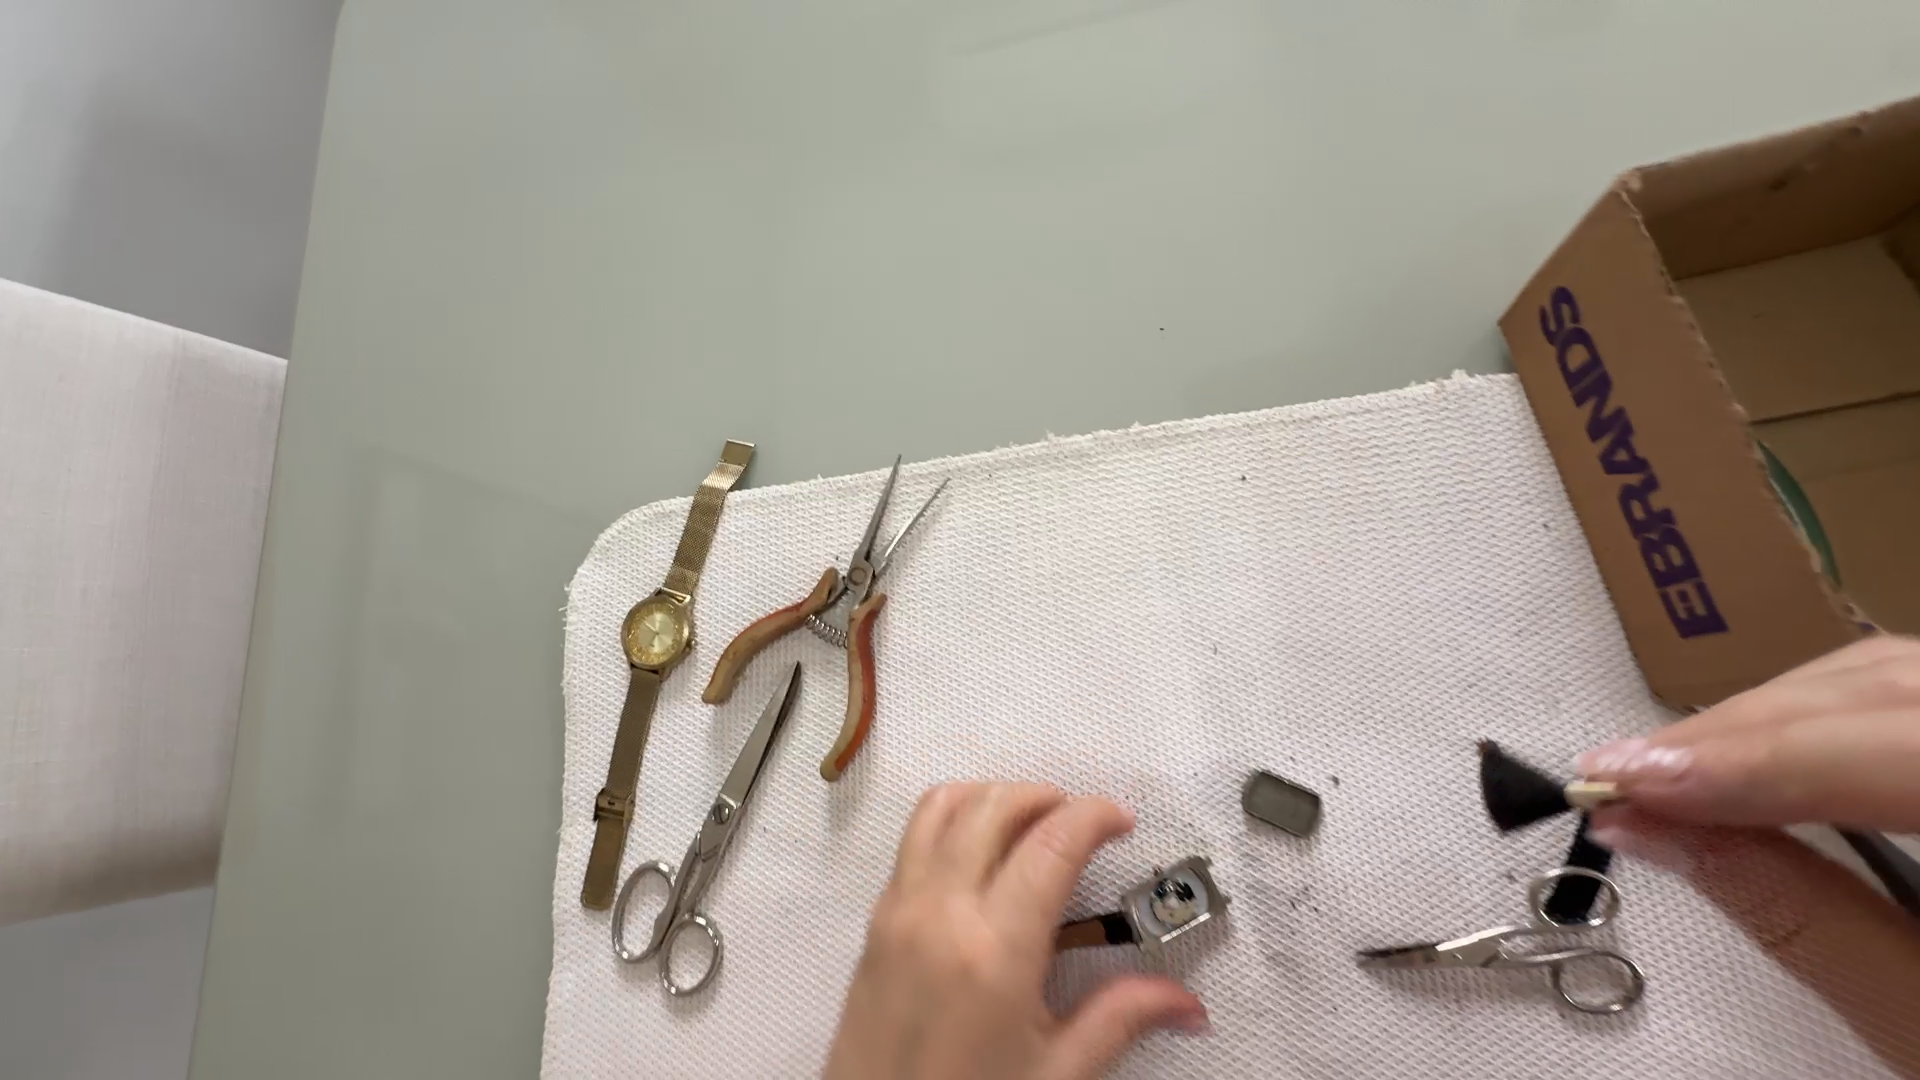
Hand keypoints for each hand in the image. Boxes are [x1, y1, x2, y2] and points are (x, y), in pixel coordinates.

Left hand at [822, 784, 1207, 1079]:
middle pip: (994, 806)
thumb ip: (1120, 1020)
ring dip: (993, 795)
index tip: (1121, 819)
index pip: (1049, 845)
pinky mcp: (877, 913)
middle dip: (1045, 796)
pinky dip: (952, 816)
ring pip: (944, 805)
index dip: (1092, 816)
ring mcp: (901, 904)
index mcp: (995, 949)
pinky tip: (980, 849)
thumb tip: (1191, 1002)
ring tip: (1030, 821)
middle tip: (1079, 821)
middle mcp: (942, 908)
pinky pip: (914, 835)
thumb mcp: (1053, 1075)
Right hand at [1572, 637, 1919, 1070]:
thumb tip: (1635, 825)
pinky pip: (1905, 692)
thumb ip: (1796, 917)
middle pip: (1898, 688)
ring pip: (1895, 674)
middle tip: (1623, 773)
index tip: (1625, 780)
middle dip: (1740, 731)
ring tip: (1665, 769)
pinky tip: (1739, 756)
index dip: (1761, 761)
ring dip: (1761, 718)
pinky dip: (1806, 719)